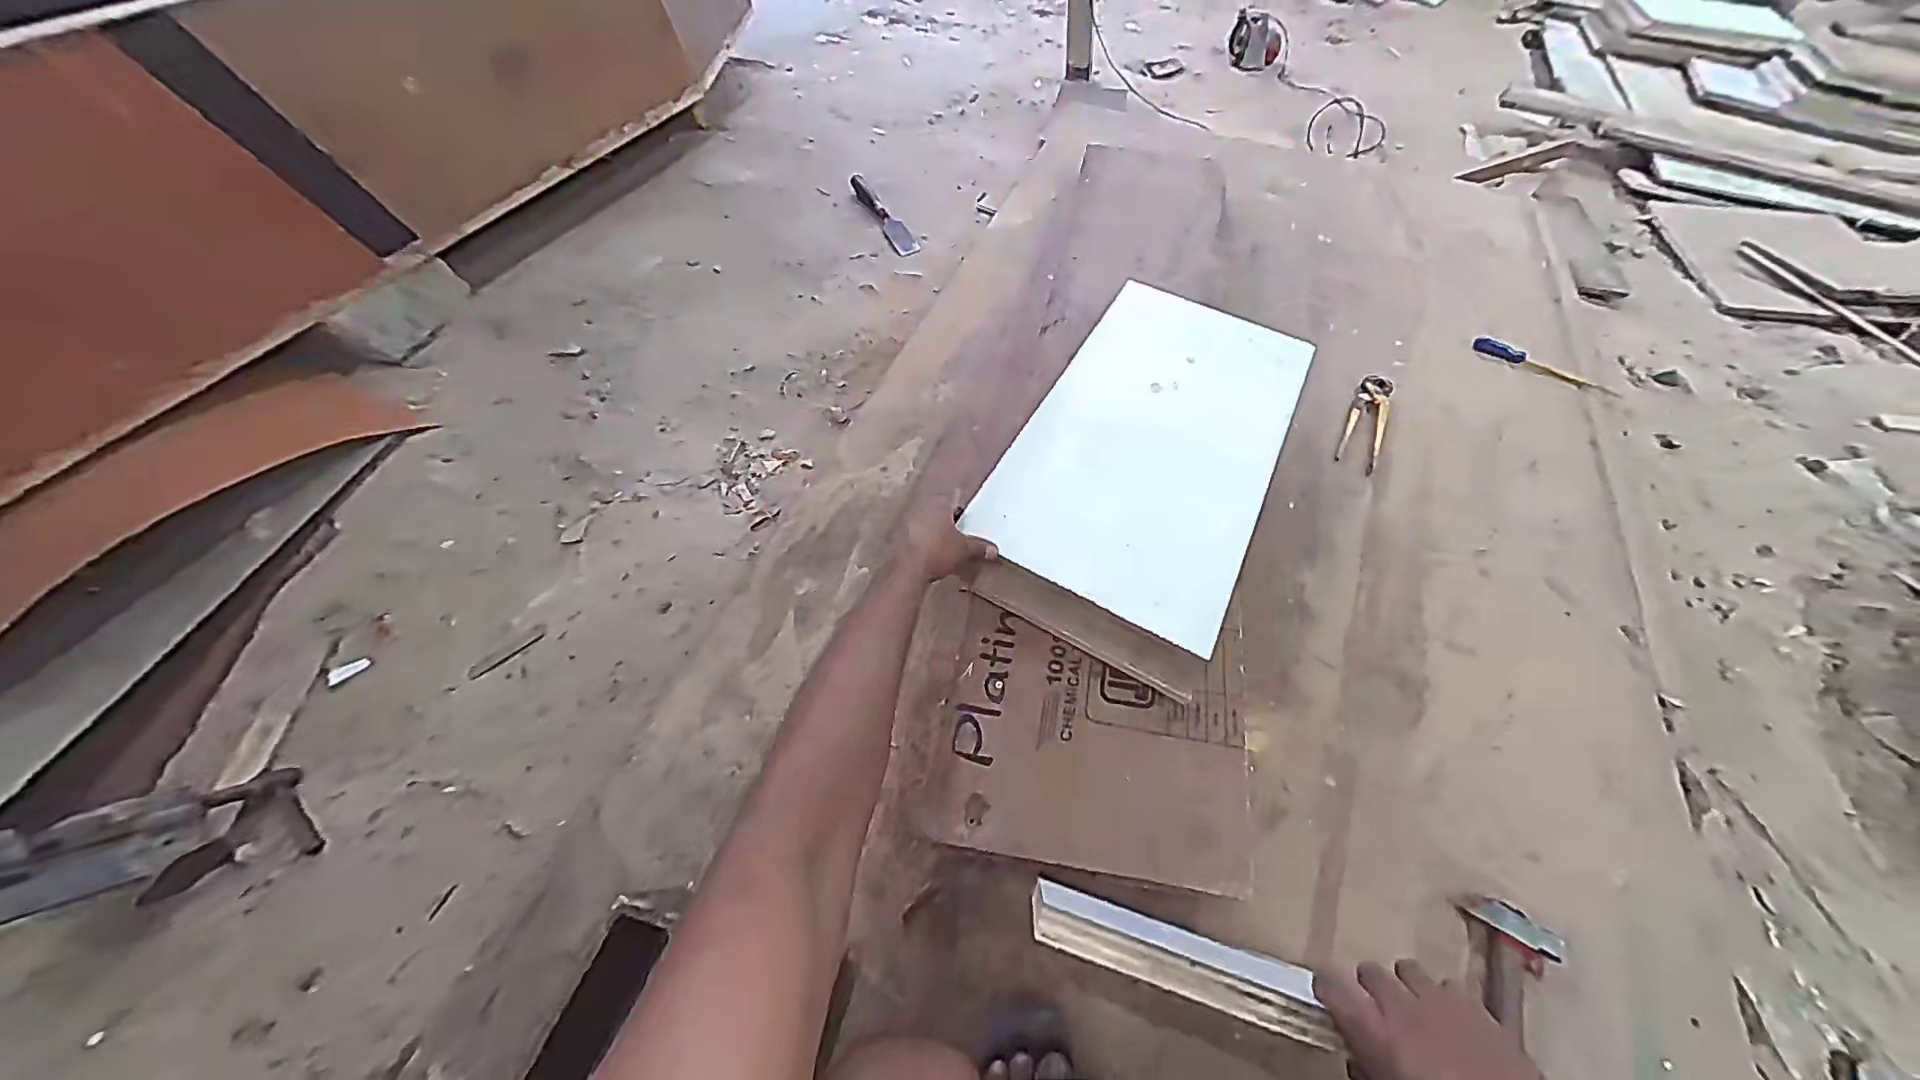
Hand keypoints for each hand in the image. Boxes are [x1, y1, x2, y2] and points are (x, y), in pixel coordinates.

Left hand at [892, 493, 995, 582]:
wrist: (909, 570)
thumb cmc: (939, 552)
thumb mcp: (964, 550)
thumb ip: (979, 547)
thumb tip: (994, 550)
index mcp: (939, 504)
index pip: (956, 501)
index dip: (964, 513)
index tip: (968, 524)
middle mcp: (922, 507)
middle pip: (941, 512)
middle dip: (950, 523)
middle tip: (960, 537)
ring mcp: (908, 520)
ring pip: (928, 523)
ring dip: (936, 532)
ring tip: (946, 547)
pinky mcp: (899, 535)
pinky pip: (917, 534)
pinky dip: (925, 541)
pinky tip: (931, 554)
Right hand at [1316, 961, 1544, 1079]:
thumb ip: (1366, 1070)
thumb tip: (1357, 1057)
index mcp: (1373, 1029)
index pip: (1329, 984)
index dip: (1325, 988)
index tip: (1327, 998)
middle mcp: (1400, 1004)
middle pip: (1369, 971)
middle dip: (1370, 989)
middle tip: (1379, 1016)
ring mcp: (1440, 1000)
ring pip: (1408, 970)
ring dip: (1407, 989)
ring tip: (1418, 1015)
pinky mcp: (1477, 1006)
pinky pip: (1449, 986)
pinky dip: (1445, 1000)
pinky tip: (1454, 1025)